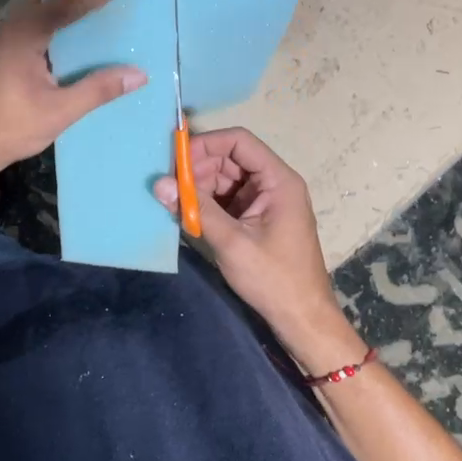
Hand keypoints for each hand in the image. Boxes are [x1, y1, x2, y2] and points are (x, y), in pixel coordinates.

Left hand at [0, 0, 155, 182]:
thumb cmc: (11, 128)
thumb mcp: (59, 112)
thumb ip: (98, 90)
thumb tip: (140, 75)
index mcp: (27, 32)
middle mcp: (19, 24)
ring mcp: (14, 33)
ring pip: (56, 4)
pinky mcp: (15, 46)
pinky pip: (49, 19)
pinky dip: (73, 15)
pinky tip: (93, 24)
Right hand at [155, 127, 365, 371]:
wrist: (302, 319)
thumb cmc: (273, 278)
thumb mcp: (232, 242)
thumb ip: (196, 209)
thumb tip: (159, 184)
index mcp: (278, 180)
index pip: (239, 142)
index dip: (206, 144)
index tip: (175, 160)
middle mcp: (273, 184)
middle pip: (229, 159)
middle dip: (197, 169)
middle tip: (169, 186)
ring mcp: (264, 202)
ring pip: (224, 179)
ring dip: (198, 187)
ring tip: (174, 203)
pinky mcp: (255, 219)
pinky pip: (226, 199)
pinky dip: (206, 203)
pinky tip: (187, 215)